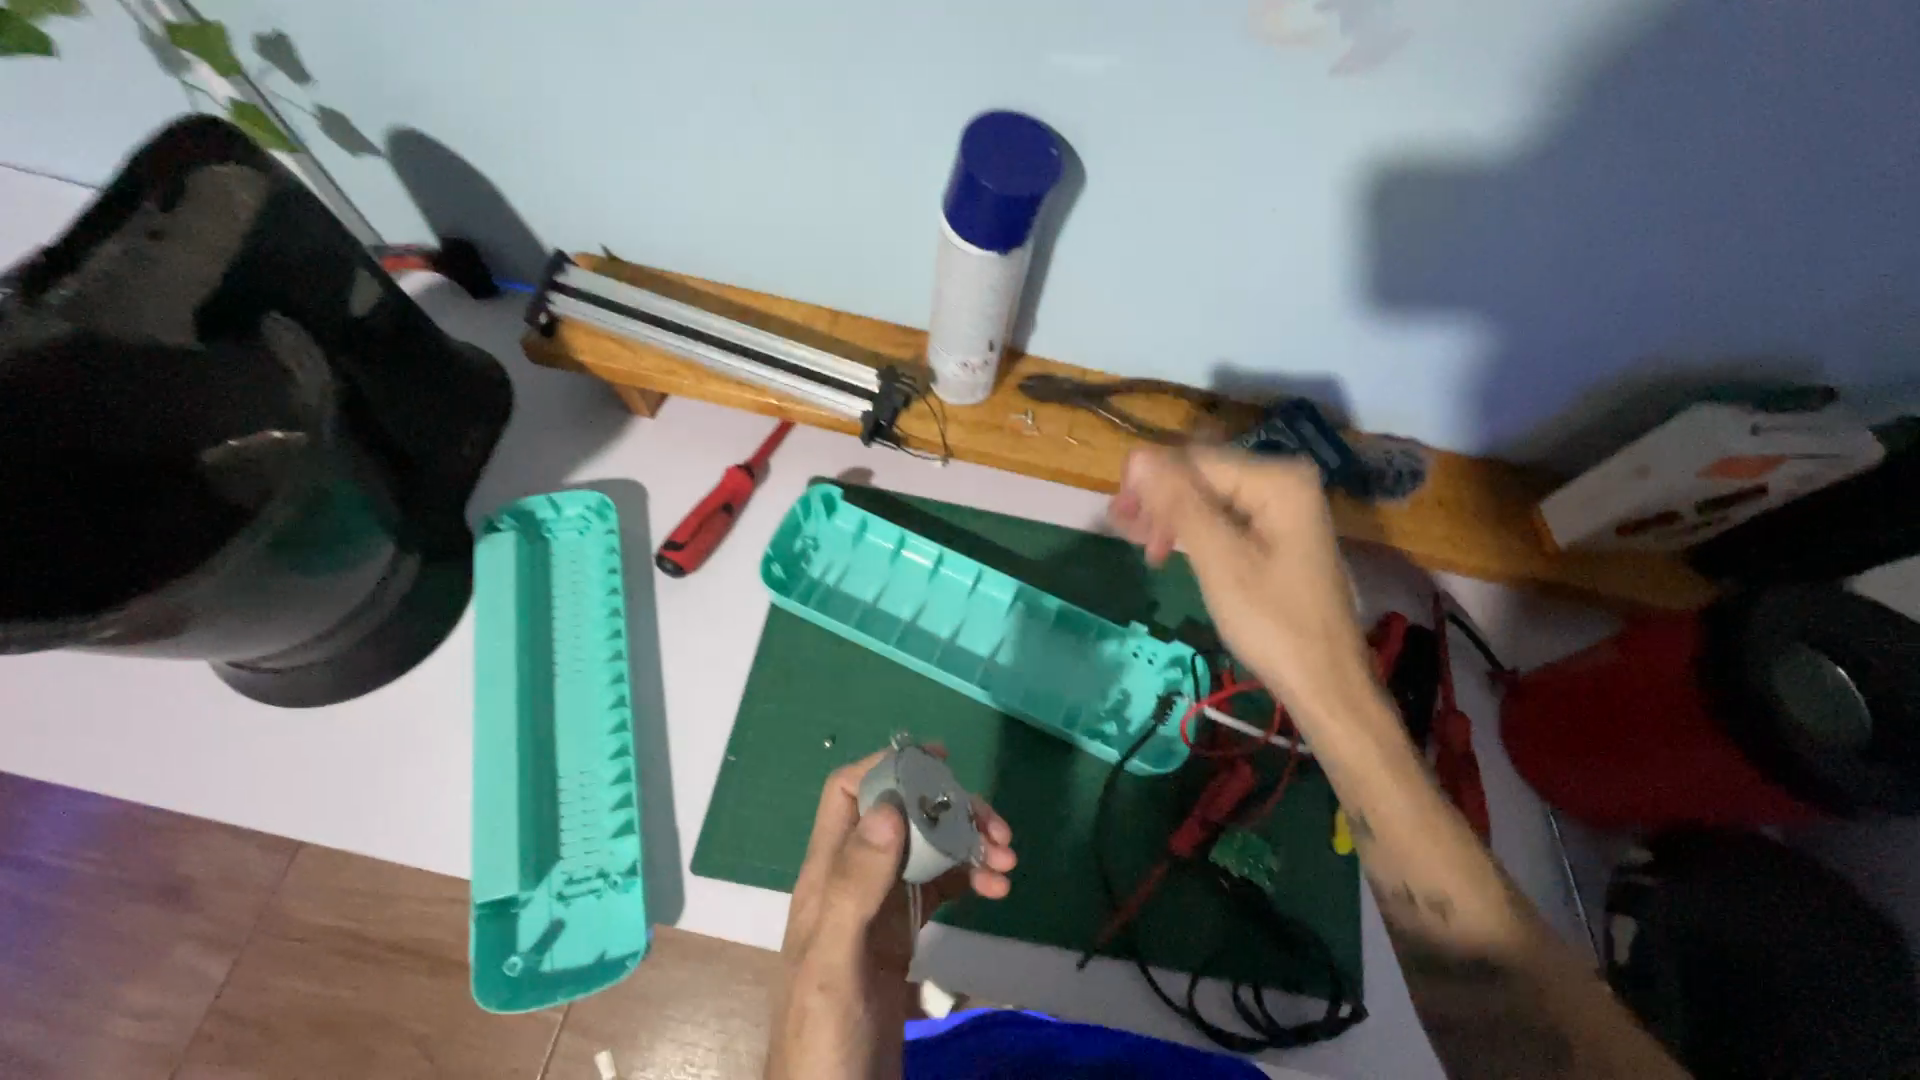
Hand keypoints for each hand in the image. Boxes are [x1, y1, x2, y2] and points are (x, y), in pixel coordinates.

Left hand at [766, 748, 1015, 1079]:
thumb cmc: (824, 1035)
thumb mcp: (835, 960)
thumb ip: (855, 885)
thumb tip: (888, 807)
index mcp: (827, 875)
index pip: (849, 794)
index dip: (889, 767)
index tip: (940, 763)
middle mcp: (854, 881)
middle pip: (902, 817)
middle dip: (950, 811)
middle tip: (998, 830)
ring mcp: (881, 908)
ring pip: (927, 850)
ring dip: (968, 844)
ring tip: (1008, 862)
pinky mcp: (904, 937)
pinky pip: (940, 889)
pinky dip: (969, 879)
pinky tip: (996, 890)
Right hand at [1108, 447, 1371, 709]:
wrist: (1324, 682)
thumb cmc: (1272, 623)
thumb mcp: (1219, 560)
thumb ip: (1179, 503)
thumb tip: (1137, 455)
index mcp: (1278, 480)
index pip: (1195, 460)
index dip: (1149, 479)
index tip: (1116, 514)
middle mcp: (1284, 482)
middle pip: (1202, 475)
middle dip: (1159, 500)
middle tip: (1120, 529)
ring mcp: (1283, 508)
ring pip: (1209, 498)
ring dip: (1170, 517)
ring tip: (1139, 544)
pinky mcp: (1278, 534)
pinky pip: (1224, 518)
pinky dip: (1193, 532)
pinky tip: (1167, 549)